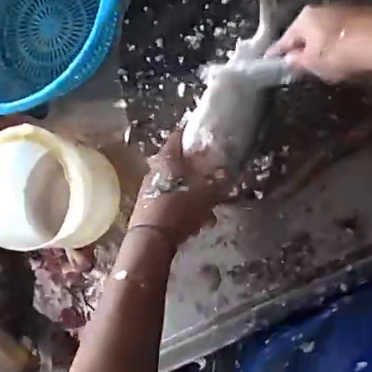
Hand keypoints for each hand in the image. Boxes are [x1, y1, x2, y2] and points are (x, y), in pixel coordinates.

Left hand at [128, 131, 222, 249]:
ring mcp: (148, 188)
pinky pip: (169, 201)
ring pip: (175, 184)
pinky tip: (196, 224)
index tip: (203, 134)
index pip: (177, 136)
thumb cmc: (180, 209)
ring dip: (192, 194)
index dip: (190, 133)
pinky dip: (183, 208)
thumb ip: (216, 180)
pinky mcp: (146, 207)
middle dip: (196, 170)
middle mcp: (154, 170)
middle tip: (212, 177)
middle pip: (177, 162)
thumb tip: (225, 171)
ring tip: (209, 211)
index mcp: (167, 159)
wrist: (151, 239)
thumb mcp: (206, 193)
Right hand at [268, 5, 371, 82]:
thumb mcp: (315, 64)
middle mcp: (322, 9)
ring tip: (328, 65)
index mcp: (304, 19)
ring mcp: (345, 10)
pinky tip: (349, 57)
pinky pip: (345, 33)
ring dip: (324, 47)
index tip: (270, 64)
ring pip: (326, 32)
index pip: (283, 40)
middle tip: (302, 68)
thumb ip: (298, 62)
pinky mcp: (366, 16)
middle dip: (303, 49)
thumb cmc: (344, 53)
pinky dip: (342, 44)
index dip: (276, 55)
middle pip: (306, 34)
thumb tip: (289, 60)